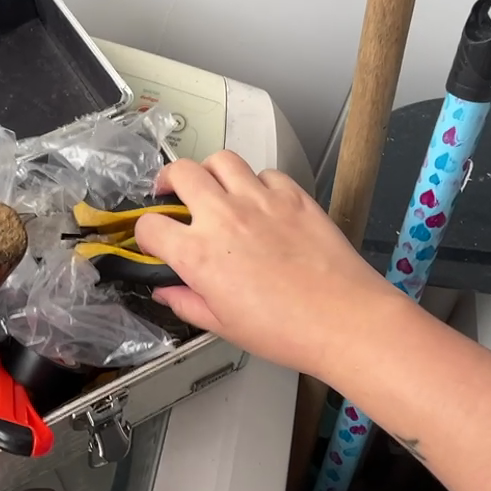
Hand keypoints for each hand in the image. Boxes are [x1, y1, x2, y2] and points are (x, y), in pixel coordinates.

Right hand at [135, 152, 398, 380]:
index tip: (154, 241)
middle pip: (179, 171)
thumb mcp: (222, 326)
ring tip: (214, 187)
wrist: (344, 320)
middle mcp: (223, 216)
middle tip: (172, 192)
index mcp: (198, 253)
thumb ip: (185, 302)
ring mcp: (258, 200)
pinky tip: (260, 201)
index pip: (149, 226)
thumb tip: (166, 290)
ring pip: (221, 160)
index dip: (145, 234)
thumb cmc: (285, 330)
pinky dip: (256, 182)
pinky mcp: (291, 195)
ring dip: (210, 171)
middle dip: (168, 180)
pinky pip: (265, 173)